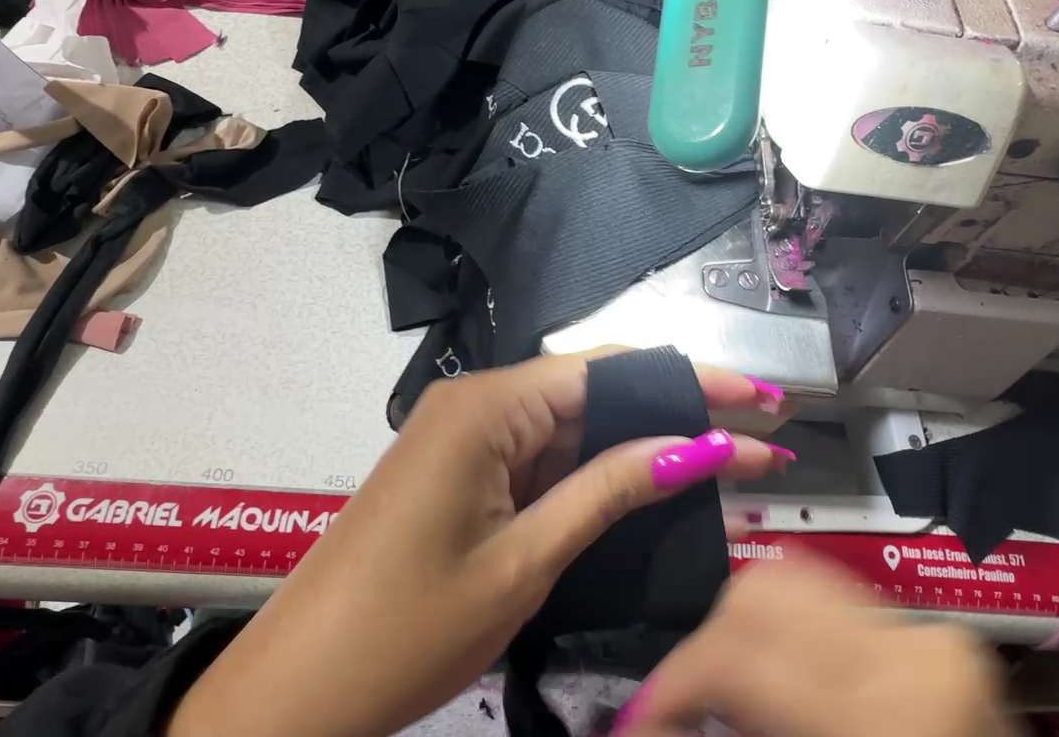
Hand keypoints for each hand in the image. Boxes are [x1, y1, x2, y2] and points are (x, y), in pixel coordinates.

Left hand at [169, 349, 790, 736]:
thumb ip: (609, 492)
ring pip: (568, 423)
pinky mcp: (460, 469)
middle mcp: (475, 401)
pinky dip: (590, 470)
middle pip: (591, 389)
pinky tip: (643, 482)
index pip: (607, 370)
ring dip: (635, 443)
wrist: (300, 688)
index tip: (758, 399)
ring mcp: (464, 435)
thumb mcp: (526, 559)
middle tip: (752, 432)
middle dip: (671, 410)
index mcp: (487, 405)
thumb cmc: (409, 626)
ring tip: (716, 457)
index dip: (688, 381)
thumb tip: (699, 446)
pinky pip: (538, 453)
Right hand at [616, 557, 1017, 736]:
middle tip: (689, 700)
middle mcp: (911, 648)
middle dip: (710, 643)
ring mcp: (932, 635)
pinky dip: (794, 632)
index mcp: (881, 709)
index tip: (643, 715)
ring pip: (792, 579)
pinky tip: (787, 678)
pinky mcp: (939, 636)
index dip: (675, 681)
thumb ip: (727, 730)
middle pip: (760, 589)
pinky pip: (835, 602)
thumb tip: (646, 717)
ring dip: (749, 629)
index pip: (737, 649)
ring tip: (736, 687)